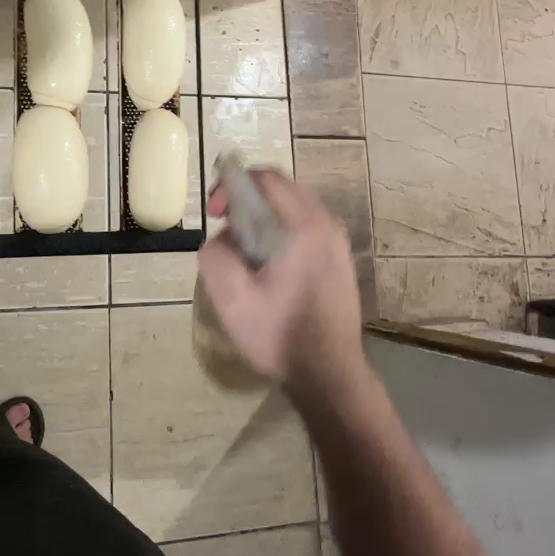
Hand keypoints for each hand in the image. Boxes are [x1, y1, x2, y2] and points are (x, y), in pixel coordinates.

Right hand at [197, 171, 363, 397]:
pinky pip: (305, 224)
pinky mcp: (339, 258)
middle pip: (281, 187)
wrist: (330, 376)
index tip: (214, 213)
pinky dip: (281, 229)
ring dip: (263, 214)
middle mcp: (326, 225)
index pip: (266, 179)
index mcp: (304, 228)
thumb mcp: (232, 299)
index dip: (232, 185)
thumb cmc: (280, 337)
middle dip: (246, 198)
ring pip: (293, 205)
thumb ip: (216, 255)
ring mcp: (337, 241)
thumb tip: (222, 238)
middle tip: (225, 227)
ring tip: (244, 249)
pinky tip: (268, 263)